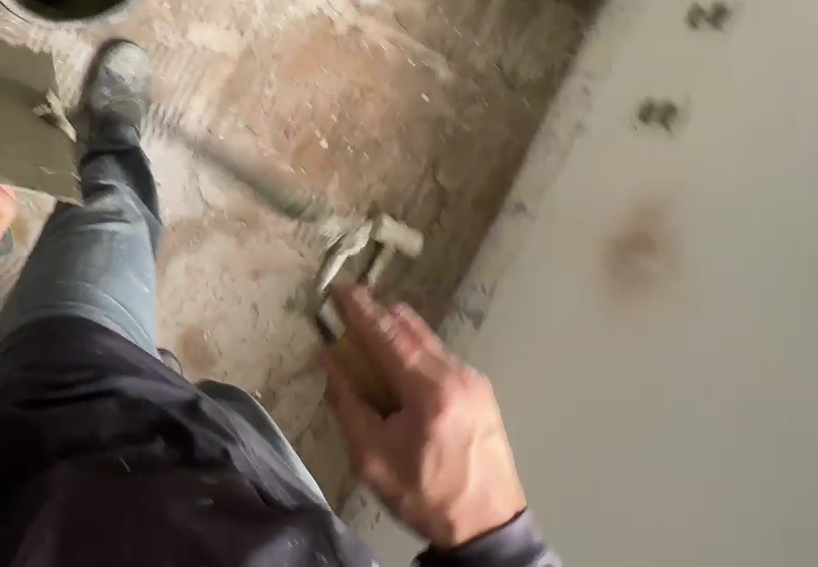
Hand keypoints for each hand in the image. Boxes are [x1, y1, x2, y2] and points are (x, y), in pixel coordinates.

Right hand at [321, 284, 526, 549]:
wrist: (489, 531)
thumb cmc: (424, 497)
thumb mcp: (371, 458)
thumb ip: (347, 402)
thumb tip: (328, 356)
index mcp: (429, 393)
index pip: (386, 335)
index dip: (358, 308)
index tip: (338, 286)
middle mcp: (456, 375)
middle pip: (408, 326)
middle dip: (374, 313)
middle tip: (346, 308)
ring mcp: (473, 380)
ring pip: (425, 337)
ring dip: (394, 330)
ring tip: (368, 337)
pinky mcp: (480, 389)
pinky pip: (438, 354)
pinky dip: (412, 349)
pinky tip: (398, 366)